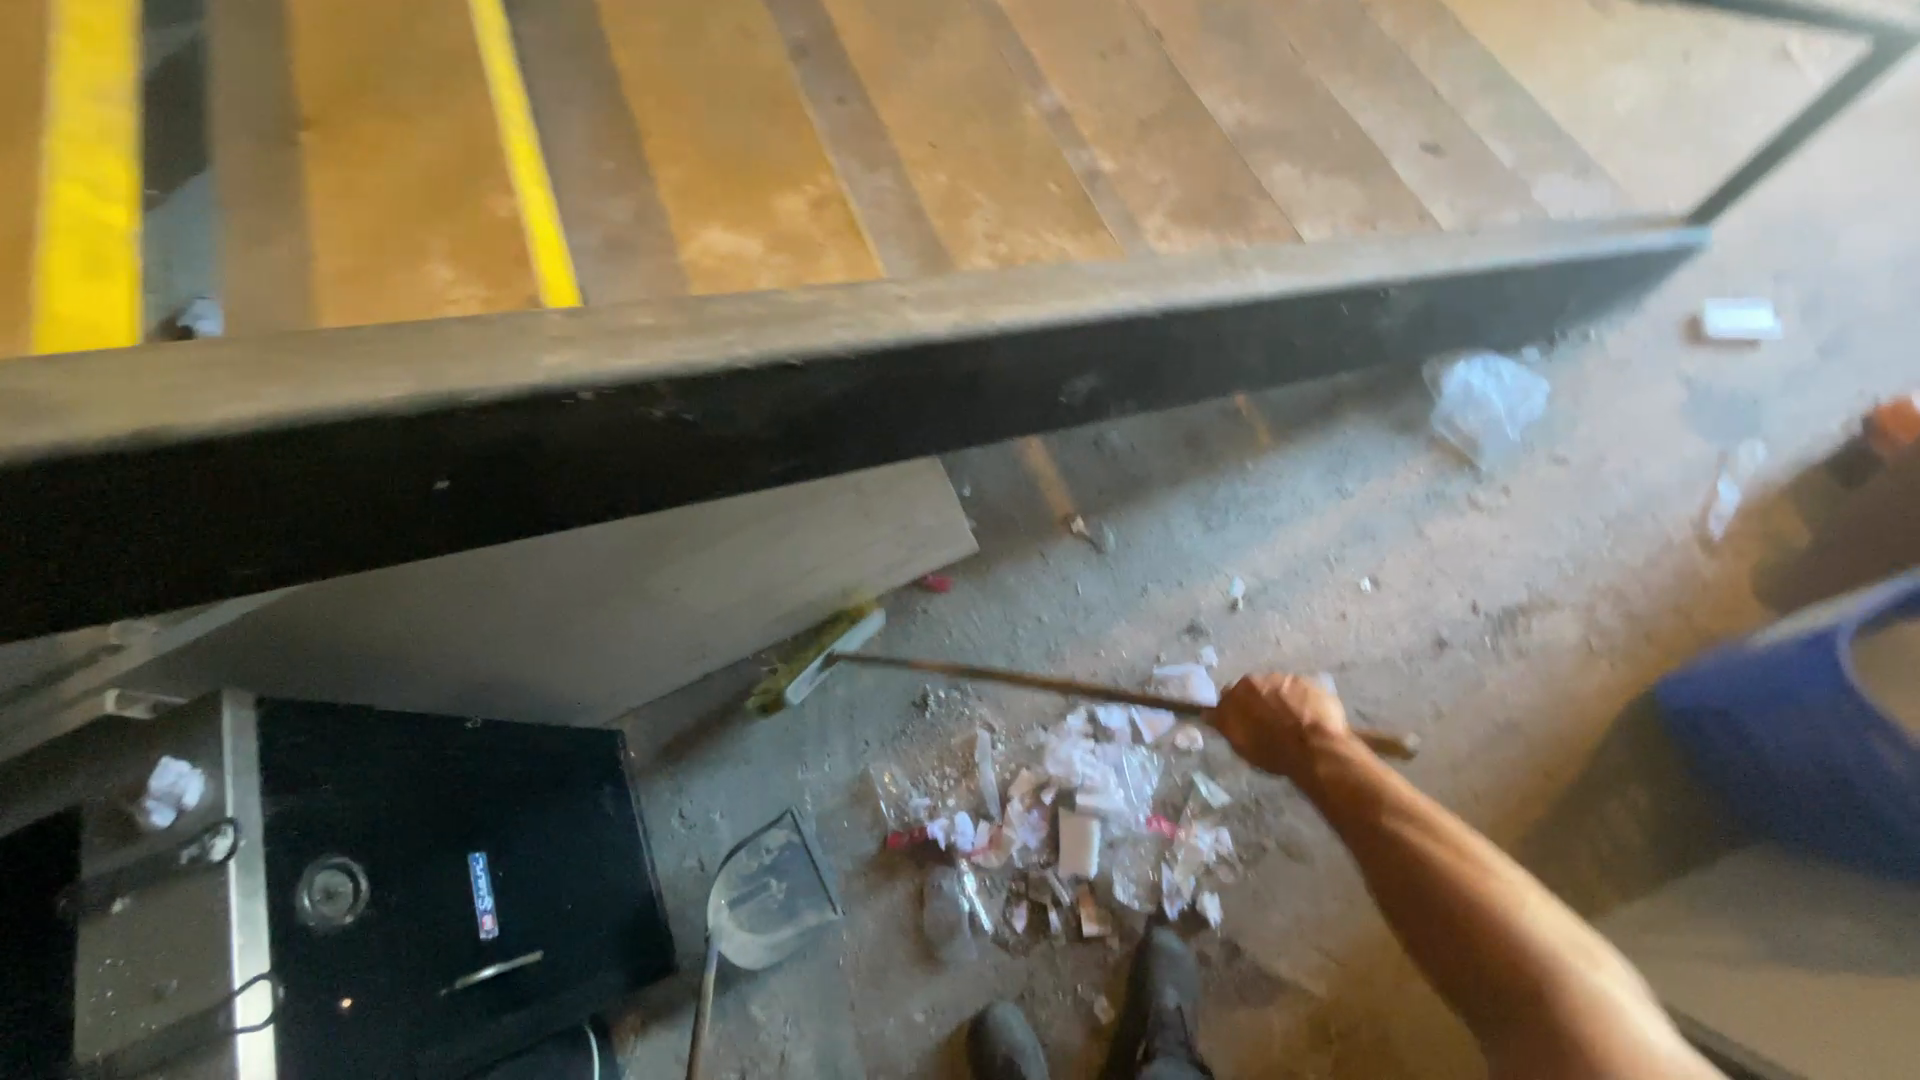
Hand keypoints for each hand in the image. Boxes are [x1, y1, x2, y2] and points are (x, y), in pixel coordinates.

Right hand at [1209, 674, 1351, 779]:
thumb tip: (1207, 713)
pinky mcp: (1315, 683)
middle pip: (1257, 688)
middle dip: (1261, 700)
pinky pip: (1305, 691)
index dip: (1237, 708)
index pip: (1231, 694)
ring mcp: (1291, 679)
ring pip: (1282, 687)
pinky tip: (1311, 718)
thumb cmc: (1273, 751)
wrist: (1317, 751)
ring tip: (1294, 721)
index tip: (1244, 721)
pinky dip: (1305, 701)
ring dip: (1283, 699)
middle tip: (1269, 722)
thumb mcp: (1239, 743)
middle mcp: (1263, 677)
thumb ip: (1223, 723)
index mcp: (1241, 689)